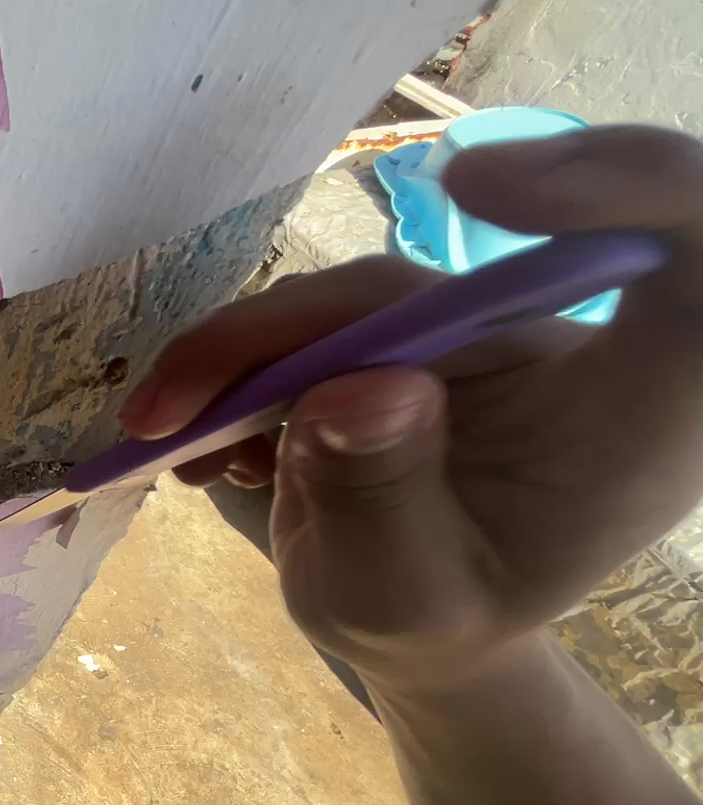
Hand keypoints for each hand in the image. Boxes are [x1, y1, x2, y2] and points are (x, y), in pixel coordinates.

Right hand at [123, 125, 702, 693]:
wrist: (397, 623)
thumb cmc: (429, 623)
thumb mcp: (400, 592)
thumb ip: (383, 498)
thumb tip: (351, 388)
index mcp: (630, 403)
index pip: (692, 242)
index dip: (614, 181)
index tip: (474, 187)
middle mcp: (540, 348)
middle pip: (403, 293)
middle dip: (262, 338)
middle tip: (161, 411)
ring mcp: (447, 344)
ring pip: (322, 310)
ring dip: (217, 364)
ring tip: (155, 438)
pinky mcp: (373, 348)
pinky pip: (287, 337)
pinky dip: (221, 383)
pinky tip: (196, 447)